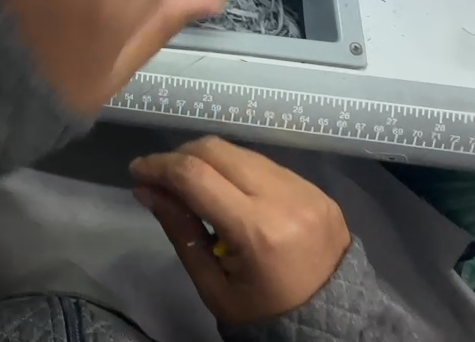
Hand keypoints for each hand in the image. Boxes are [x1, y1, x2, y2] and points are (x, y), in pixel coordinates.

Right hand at [130, 137, 350, 325]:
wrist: (338, 329)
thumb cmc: (265, 314)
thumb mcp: (213, 285)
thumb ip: (179, 230)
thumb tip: (145, 189)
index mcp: (258, 231)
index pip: (194, 175)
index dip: (158, 166)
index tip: (137, 171)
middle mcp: (284, 199)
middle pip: (214, 150)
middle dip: (179, 156)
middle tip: (161, 176)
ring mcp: (305, 189)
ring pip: (238, 151)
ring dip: (206, 160)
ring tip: (192, 184)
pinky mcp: (316, 188)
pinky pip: (263, 163)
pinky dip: (235, 169)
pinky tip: (228, 190)